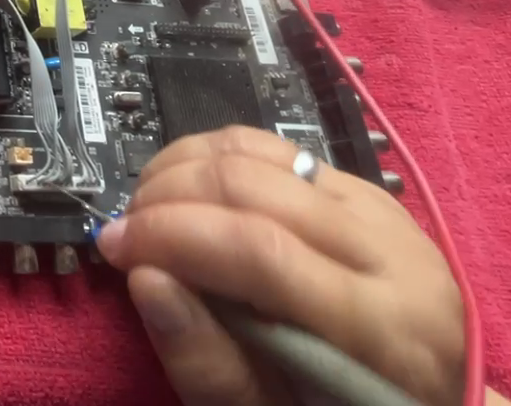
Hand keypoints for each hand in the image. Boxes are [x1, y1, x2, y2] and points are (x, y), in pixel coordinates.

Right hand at [93, 126, 464, 405]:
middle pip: (249, 186)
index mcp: (388, 331)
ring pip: (250, 151)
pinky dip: (204, 157)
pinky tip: (181, 190)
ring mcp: (380, 211)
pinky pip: (264, 145)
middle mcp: (396, 256)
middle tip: (122, 233)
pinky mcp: (356, 188)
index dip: (171, 236)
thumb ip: (207, 365)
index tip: (114, 248)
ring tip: (146, 211)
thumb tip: (144, 278)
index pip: (259, 250)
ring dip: (176, 169)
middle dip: (163, 198)